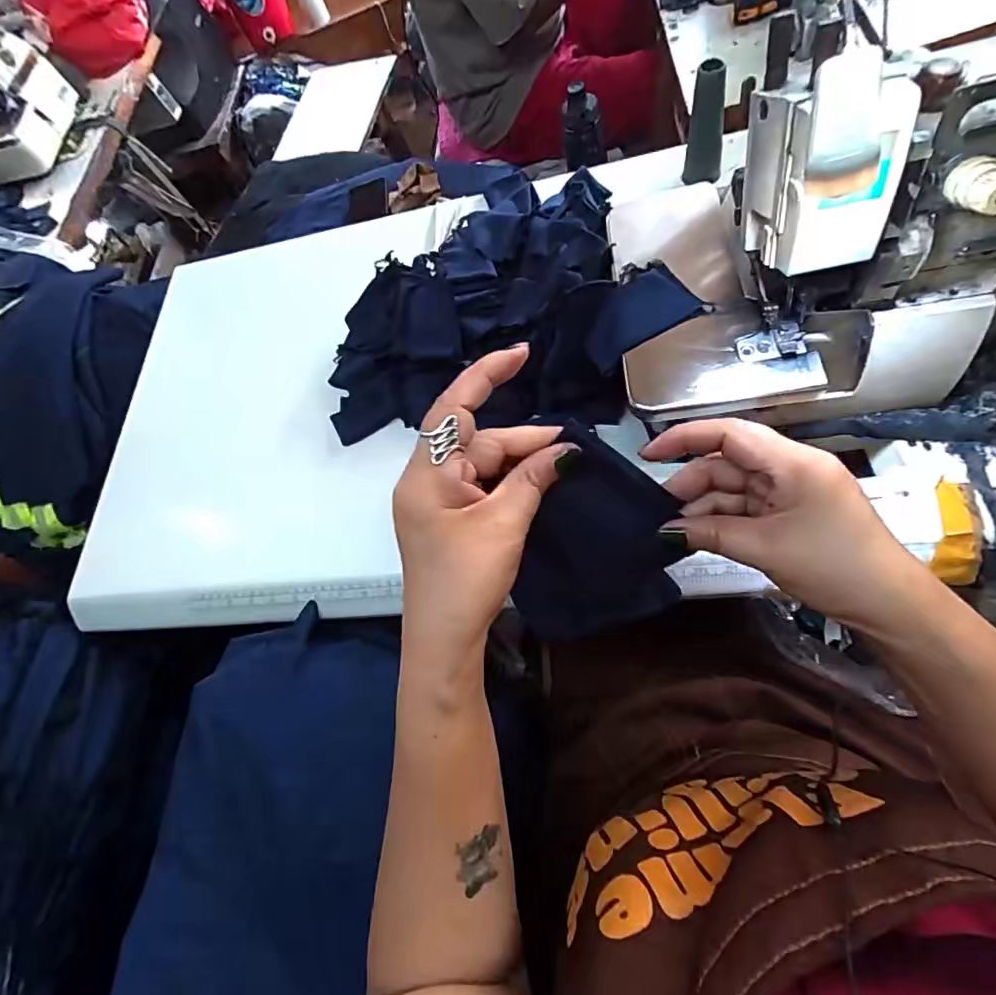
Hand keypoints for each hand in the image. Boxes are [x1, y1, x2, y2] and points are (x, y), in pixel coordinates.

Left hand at [393, 346, 577, 665]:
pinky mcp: (449, 519)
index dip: (485, 375)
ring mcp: (437, 501)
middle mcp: (425, 480)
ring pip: (483, 464)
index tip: (521, 354)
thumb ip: (532, 479)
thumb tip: (563, 449)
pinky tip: (541, 484)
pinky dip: (510, 484)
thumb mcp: (503, 524)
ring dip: (521, 464)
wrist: (443, 640)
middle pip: (477, 441)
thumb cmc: (465, 581)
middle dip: (522, 441)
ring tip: (563, 466)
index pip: (452, 408)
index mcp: (426, 474)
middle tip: (570, 448)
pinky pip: (482, 487)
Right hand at [642, 418, 937, 632]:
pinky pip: (746, 506)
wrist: (889, 604)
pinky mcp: (791, 512)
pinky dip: (721, 519)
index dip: (685, 438)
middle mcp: (791, 468)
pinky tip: (698, 534)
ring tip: (676, 530)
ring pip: (733, 486)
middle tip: (661, 512)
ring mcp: (792, 490)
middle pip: (727, 461)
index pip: (730, 433)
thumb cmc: (836, 566)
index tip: (649, 454)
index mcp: (793, 462)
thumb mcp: (764, 547)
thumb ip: (709, 532)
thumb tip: (666, 530)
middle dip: (691, 483)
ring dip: (703, 506)